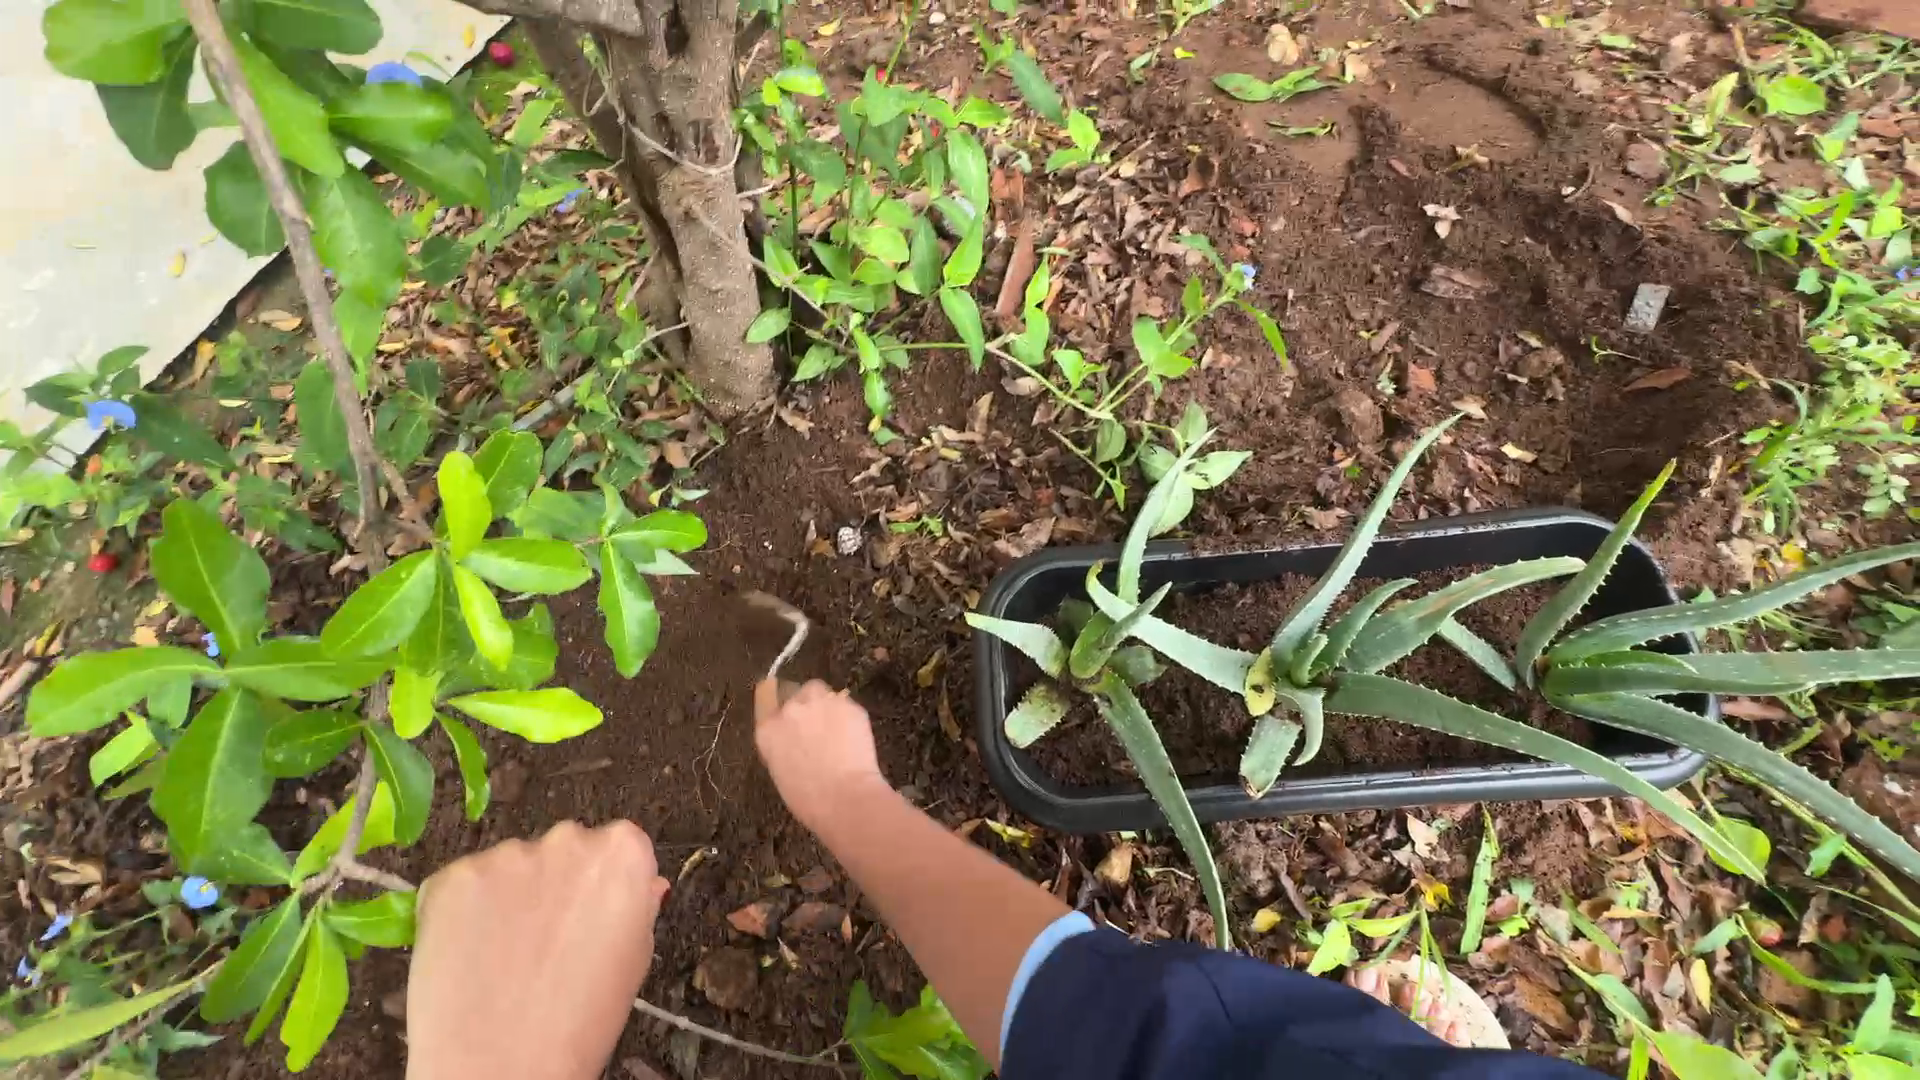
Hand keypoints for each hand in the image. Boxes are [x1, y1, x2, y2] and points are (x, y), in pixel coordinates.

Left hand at [406, 821, 668, 1079]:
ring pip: (511, 865)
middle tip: (545, 937)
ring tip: (501, 956)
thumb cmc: (583, 1021)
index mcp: (625, 850)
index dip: (602, 883)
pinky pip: (459, 884)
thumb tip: (645, 884)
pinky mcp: (454, 878)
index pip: (617, 844)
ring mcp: (509, 855)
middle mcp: (571, 838)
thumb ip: (639, 905)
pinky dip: (459, 912)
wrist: (502, 1073)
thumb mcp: (635, 956)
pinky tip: (467, 955)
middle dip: (555, 881)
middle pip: (564, 848)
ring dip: (508, 895)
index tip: (590, 913)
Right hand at [754, 678, 887, 830]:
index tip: (787, 712)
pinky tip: (852, 735)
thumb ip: (781, 745)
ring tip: (833, 725)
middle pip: (794, 693)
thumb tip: (794, 738)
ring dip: (823, 702)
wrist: (845, 797)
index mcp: (768, 730)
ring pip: (819, 690)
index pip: (766, 699)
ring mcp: (820, 702)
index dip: (778, 704)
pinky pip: (844, 703)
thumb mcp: (781, 771)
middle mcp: (790, 710)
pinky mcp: (847, 704)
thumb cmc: (809, 798)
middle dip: (804, 706)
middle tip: (816, 727)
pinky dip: (846, 715)